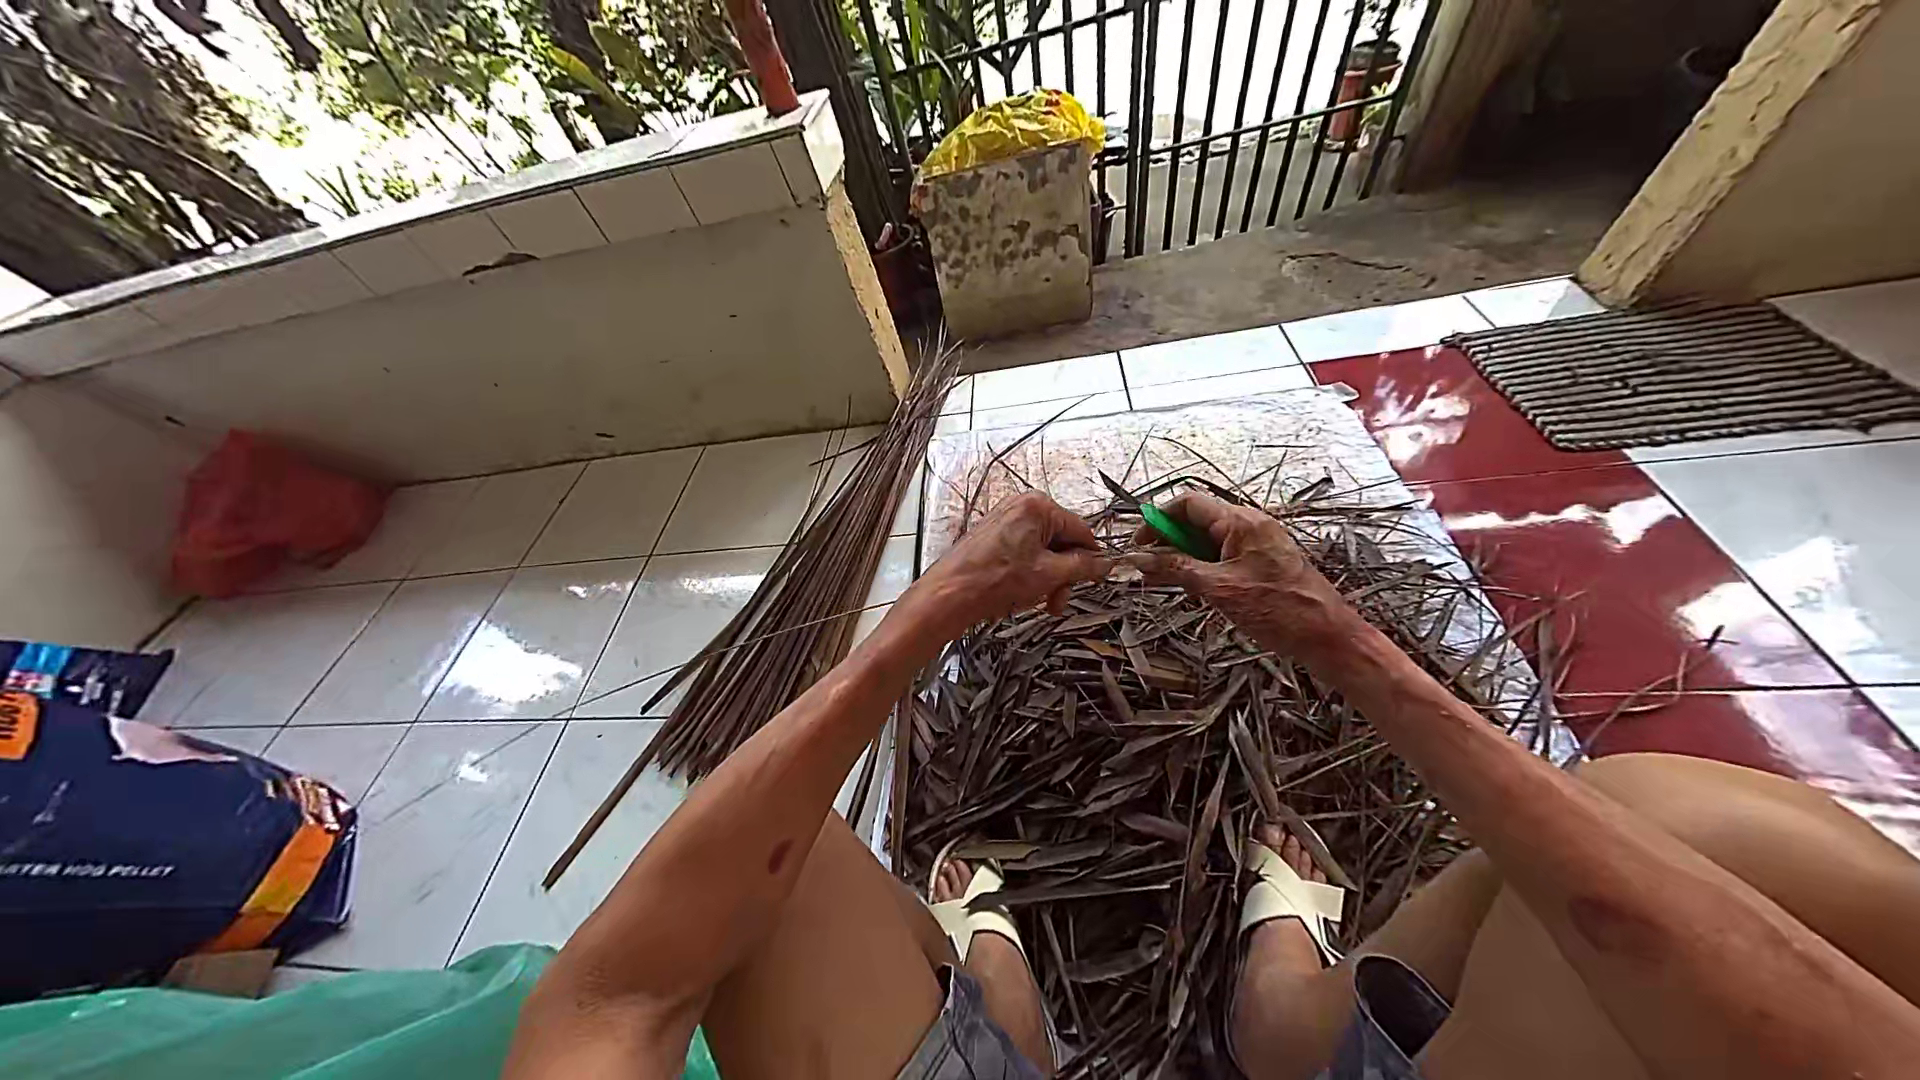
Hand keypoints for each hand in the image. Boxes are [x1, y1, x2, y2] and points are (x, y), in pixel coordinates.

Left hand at [903, 492, 1111, 639]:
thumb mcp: (1049, 575)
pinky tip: (1020, 594)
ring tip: (1038, 601)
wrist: (948, 596)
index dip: (1090, 560)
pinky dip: (1029, 575)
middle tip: (1057, 602)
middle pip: (1061, 542)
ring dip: (1047, 579)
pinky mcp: (993, 538)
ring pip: (1043, 552)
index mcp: (1038, 506)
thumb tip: (1106, 564)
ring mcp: (1005, 521)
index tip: (1092, 582)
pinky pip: (1024, 554)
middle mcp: (1021, 506)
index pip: (1081, 531)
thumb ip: (1083, 566)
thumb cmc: (994, 581)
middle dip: (1063, 575)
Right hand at [1125, 493, 1357, 661]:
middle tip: (1149, 568)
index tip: (1140, 545)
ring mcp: (1257, 542)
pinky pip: (1222, 554)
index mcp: (1241, 522)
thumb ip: (1175, 569)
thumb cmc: (1279, 610)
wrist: (1328, 637)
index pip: (1188, 503)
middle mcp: (1250, 525)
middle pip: (1196, 521)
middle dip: (1169, 542)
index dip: (1158, 520)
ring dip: (1184, 557)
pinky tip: (1195, 590)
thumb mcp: (1218, 588)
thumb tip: (1138, 558)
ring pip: (1208, 540)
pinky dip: (1203, 567)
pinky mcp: (1261, 561)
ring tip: (1170, 582)